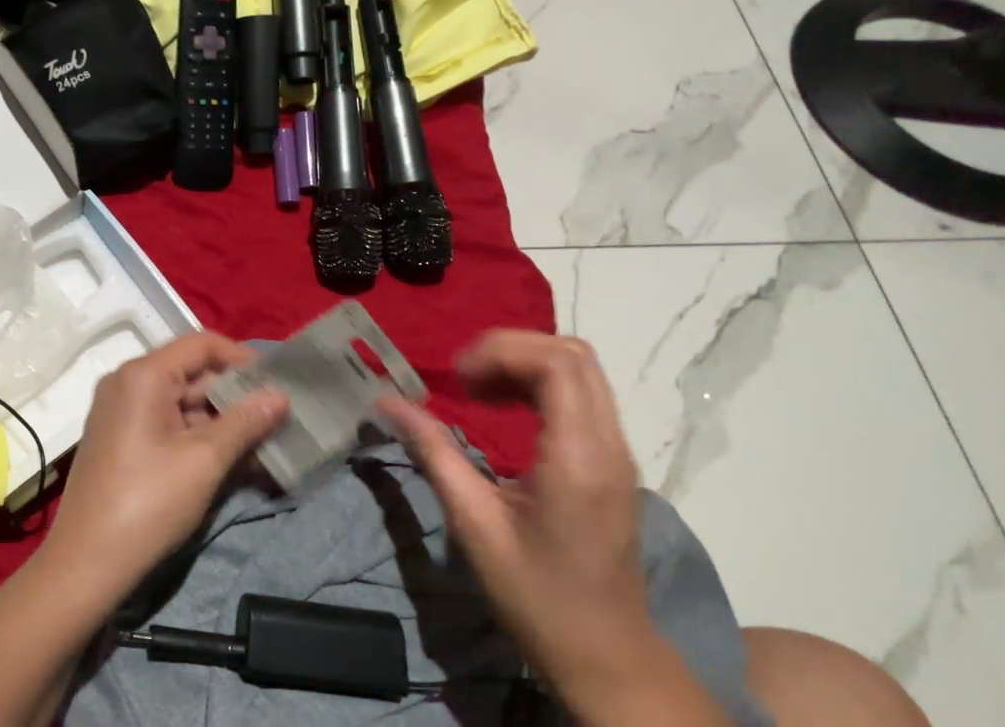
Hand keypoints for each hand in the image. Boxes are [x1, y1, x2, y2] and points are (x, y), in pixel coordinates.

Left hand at [45, 331, 287, 597]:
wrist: (87, 562)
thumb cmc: (148, 503)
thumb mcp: (205, 460)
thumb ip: (245, 422)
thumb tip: (280, 395)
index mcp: (142, 375)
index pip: (200, 344)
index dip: (242, 359)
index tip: (278, 383)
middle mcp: (126, 383)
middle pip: (191, 372)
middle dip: (235, 395)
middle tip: (278, 419)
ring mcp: (119, 411)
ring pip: (181, 401)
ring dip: (220, 420)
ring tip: (262, 444)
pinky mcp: (120, 439)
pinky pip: (166, 422)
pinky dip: (197, 435)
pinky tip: (231, 460)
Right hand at [377, 330, 654, 700]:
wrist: (604, 652)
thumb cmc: (534, 594)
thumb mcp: (473, 523)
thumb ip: (434, 453)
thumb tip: (387, 402)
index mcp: (577, 457)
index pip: (556, 363)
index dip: (500, 353)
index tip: (455, 381)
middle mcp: (608, 444)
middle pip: (573, 355)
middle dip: (511, 350)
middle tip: (463, 380)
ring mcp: (617, 452)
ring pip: (582, 370)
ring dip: (525, 365)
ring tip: (477, 391)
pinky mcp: (613, 463)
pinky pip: (583, 396)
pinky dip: (540, 385)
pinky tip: (503, 412)